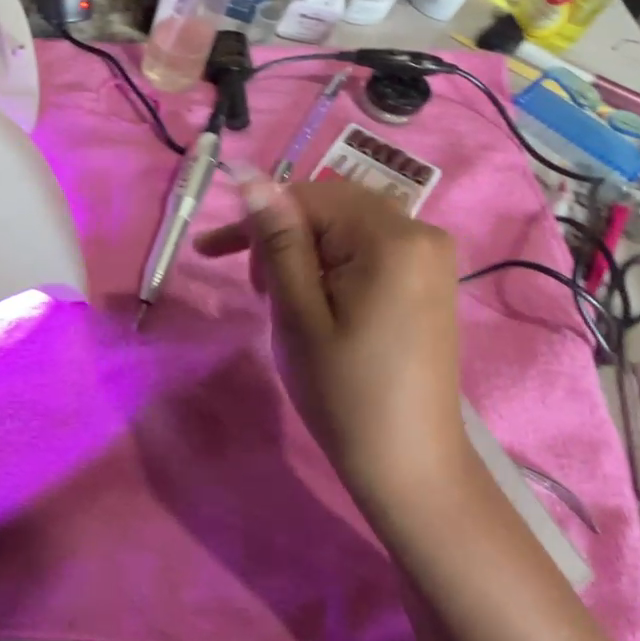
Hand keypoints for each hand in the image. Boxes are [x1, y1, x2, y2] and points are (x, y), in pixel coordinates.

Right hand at [195, 178, 466, 497]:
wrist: (409, 462)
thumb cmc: (343, 391)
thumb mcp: (297, 313)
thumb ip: (276, 241)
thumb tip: (250, 178)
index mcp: (392, 239)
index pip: (309, 198)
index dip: (255, 218)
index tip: (209, 253)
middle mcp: (421, 234)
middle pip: (330, 208)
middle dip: (278, 234)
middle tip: (249, 286)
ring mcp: (430, 259)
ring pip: (346, 228)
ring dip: (300, 251)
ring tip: (274, 298)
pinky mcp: (428, 281)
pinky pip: (367, 250)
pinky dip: (329, 265)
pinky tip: (311, 299)